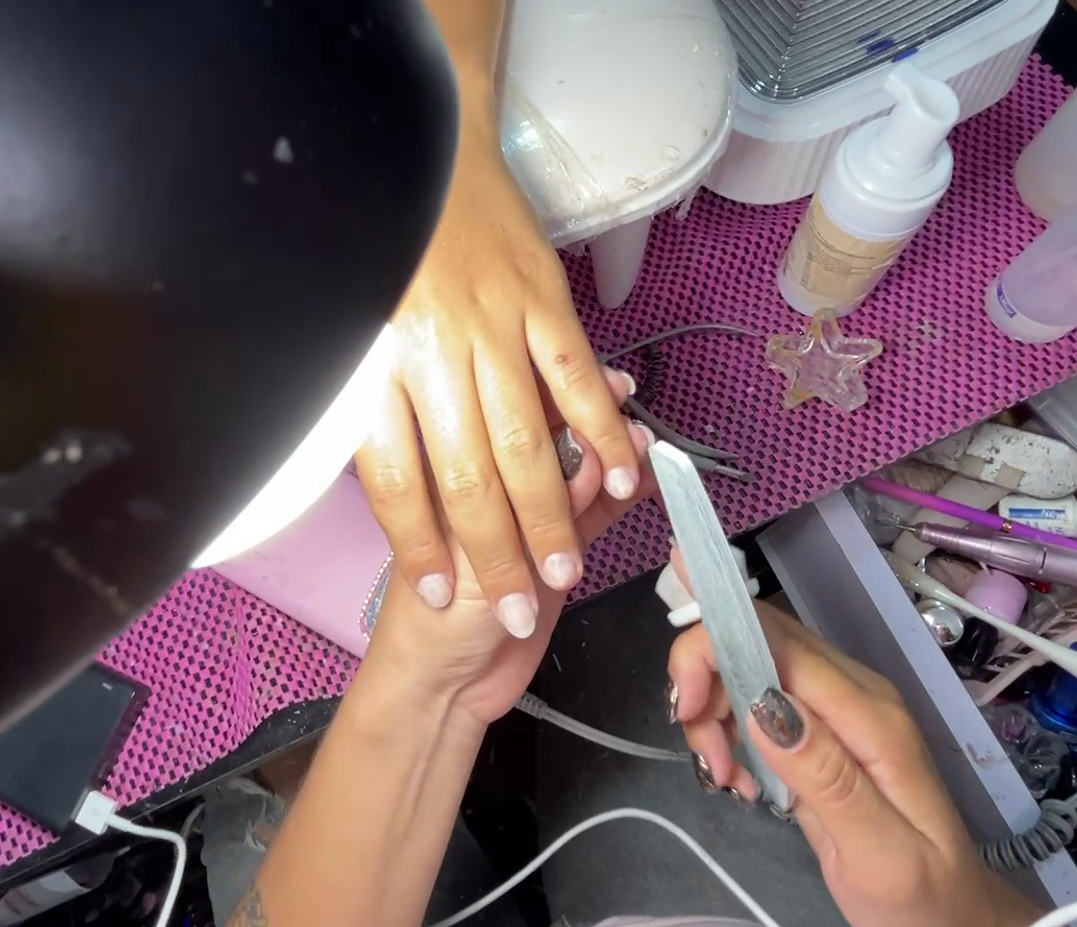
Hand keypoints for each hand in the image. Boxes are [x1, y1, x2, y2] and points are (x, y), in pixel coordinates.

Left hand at [357, 118, 643, 640]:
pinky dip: (603, 431)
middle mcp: (432, 350)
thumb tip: (394, 480)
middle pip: (467, 474)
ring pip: (526, 438)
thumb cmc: (379, 245)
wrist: (424, 146)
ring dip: (549, 513)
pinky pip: (576, 377)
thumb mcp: (346, 325)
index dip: (416, 543)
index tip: (436, 593)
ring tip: (564, 573)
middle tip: (512, 610)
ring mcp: (493, 324)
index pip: (394, 477)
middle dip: (493, 553)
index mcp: (373, 362)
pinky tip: (625, 476)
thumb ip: (366, 402)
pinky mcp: (542, 299)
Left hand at [363, 376, 652, 726]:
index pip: (504, 419)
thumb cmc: (428, 626)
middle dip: (586, 419)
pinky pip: (594, 511)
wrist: (442, 690)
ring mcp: (527, 512)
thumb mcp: (476, 561)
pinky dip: (621, 496)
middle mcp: (493, 481)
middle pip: (547, 437)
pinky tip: (648, 476)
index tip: (589, 385)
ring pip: (576, 470)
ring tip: (644, 440)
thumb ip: (528, 511)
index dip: (547, 398)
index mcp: (456, 471)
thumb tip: (583, 457)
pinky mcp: (556, 545)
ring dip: (611, 455)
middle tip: (624, 401)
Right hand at [667, 605, 1038, 926]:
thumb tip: (764, 706)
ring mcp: (832, 702)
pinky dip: (725, 727)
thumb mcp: (881, 856)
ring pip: (743, 662)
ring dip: (712, 712)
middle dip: (704, 680)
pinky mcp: (813, 721)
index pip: (776, 639)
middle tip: (706, 757)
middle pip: (753, 636)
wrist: (954, 921)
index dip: (714, 647)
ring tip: (725, 779)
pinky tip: (738, 776)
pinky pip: (750, 694)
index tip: (685, 708)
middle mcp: (849, 689)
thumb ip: (827, 777)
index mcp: (868, 712)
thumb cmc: (922, 900)